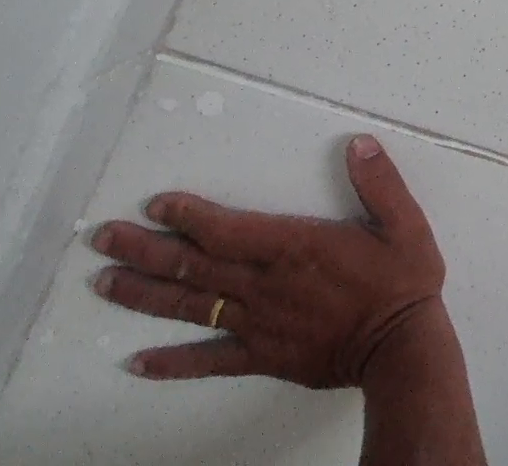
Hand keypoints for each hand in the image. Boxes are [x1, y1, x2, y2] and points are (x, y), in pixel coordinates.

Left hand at [88, 134, 445, 389]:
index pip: (228, 228)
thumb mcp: (406, 223)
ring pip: (190, 306)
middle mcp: (266, 284)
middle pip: (195, 265)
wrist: (402, 347)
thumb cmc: (403, 282)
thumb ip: (381, 183)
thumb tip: (359, 145)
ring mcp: (258, 324)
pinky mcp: (262, 355)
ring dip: (143, 293)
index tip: (157, 203)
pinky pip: (208, 361)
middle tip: (103, 238)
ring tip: (102, 282)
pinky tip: (137, 363)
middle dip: (145, 249)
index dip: (189, 215)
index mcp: (296, 247)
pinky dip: (170, 363)